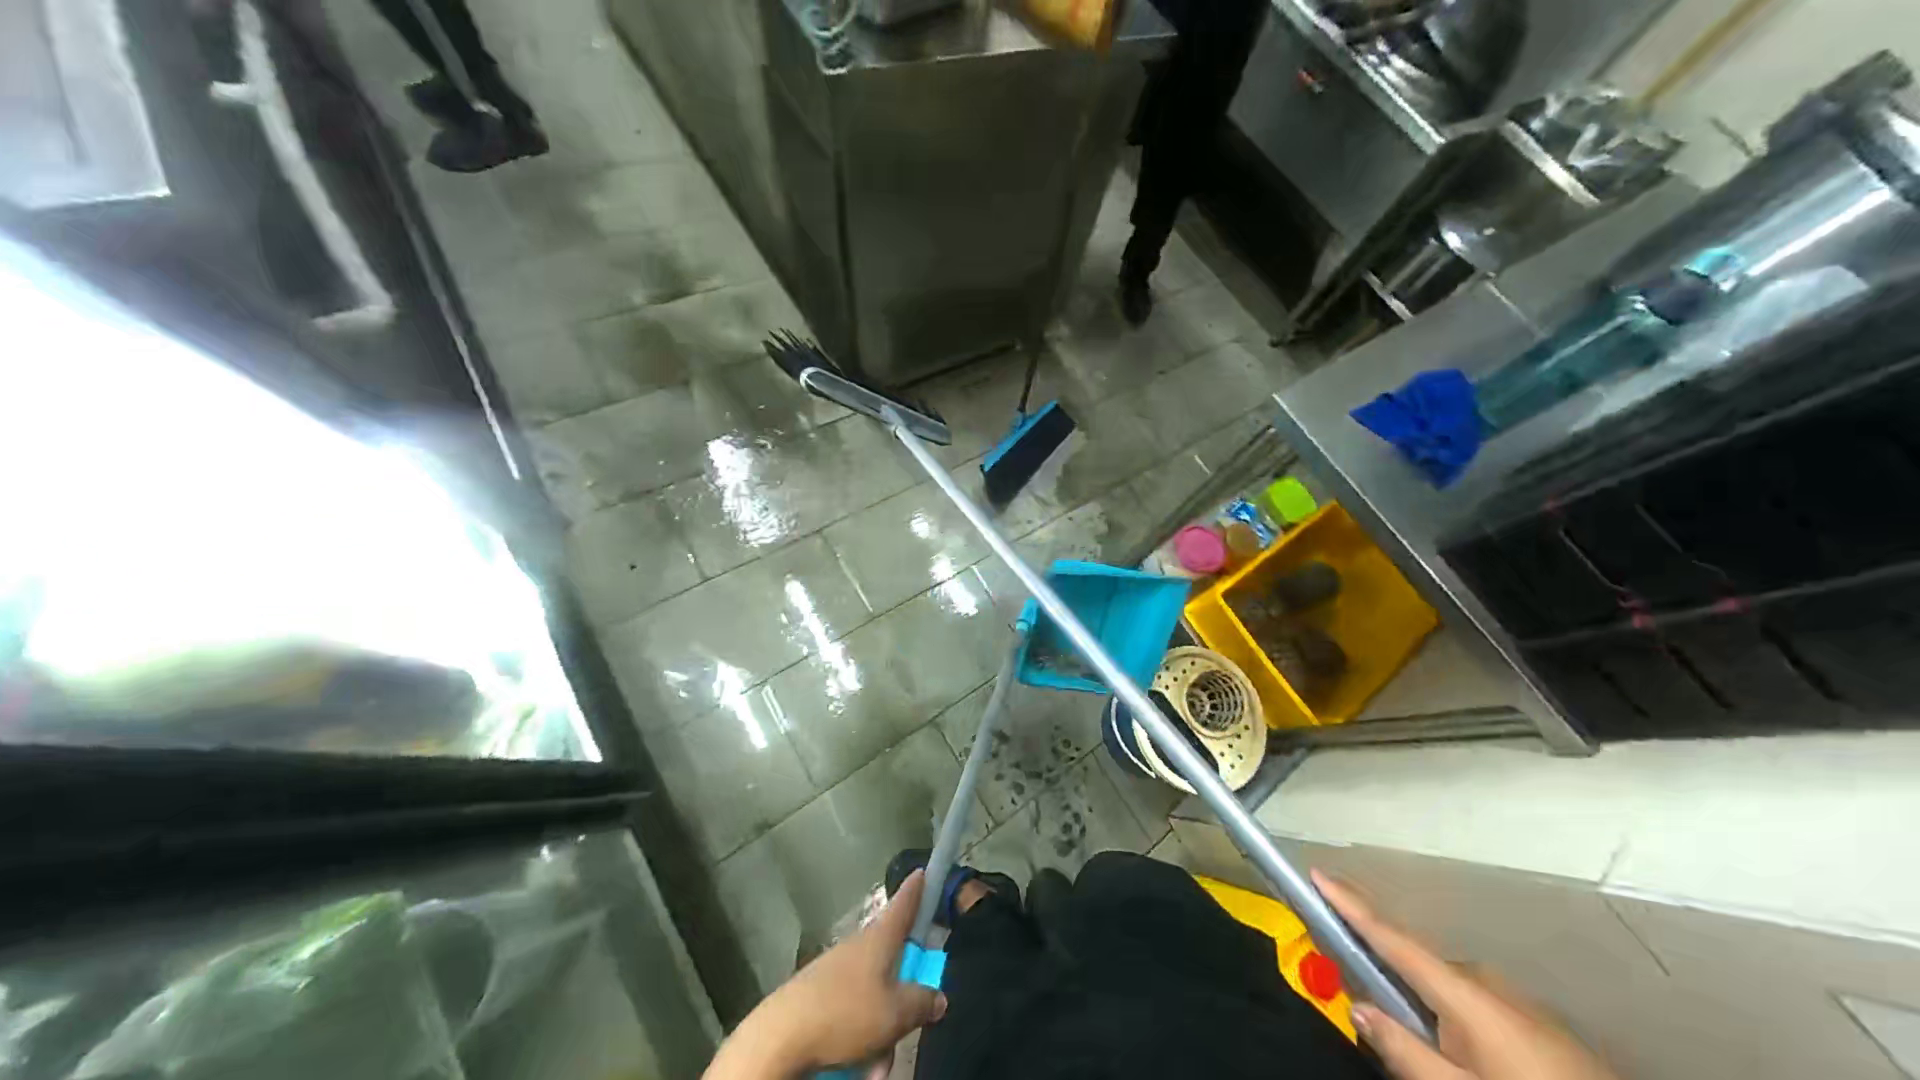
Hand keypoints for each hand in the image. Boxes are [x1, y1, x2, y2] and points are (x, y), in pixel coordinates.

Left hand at [705, 869, 948, 1079]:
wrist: (779, 1038)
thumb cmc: (845, 1013)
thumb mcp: (896, 1013)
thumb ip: (922, 1002)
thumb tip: (938, 996)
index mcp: (879, 939)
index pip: (903, 905)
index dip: (916, 890)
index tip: (922, 871)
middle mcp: (857, 948)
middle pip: (892, 965)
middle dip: (902, 1003)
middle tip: (904, 1029)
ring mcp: (835, 972)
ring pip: (873, 1000)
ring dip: (880, 1033)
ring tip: (874, 1066)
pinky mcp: (818, 997)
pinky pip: (851, 1016)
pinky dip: (858, 1042)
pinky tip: (854, 1065)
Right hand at [1314, 870, 1619, 1079]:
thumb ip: (1404, 1051)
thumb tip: (1358, 1007)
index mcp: (1465, 995)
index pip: (1392, 939)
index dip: (1350, 905)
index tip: (1317, 872)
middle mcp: (1488, 985)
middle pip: (1417, 964)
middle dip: (1382, 964)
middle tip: (1351, 971)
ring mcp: (1518, 1004)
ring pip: (1446, 989)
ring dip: (1419, 998)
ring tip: (1415, 1036)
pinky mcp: (1540, 1026)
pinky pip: (1474, 1005)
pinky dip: (1449, 1013)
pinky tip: (1458, 1049)